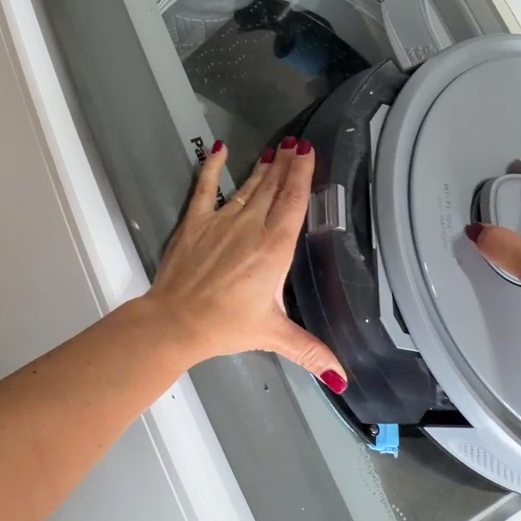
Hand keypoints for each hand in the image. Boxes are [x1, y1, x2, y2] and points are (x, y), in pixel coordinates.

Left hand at [145, 138, 348, 391]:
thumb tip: (343, 378)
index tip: (308, 152)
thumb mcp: (273, 334)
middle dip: (286, 164)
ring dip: (261, 167)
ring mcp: (220, 221)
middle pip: (273, 188)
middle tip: (296, 142)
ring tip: (275, 148)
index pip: (293, 202)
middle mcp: (250, 227)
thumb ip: (310, 350)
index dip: (302, 175)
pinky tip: (218, 149)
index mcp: (274, 247)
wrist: (177, 320)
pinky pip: (205, 188)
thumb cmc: (226, 325)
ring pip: (247, 187)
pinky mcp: (195, 221)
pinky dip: (211, 167)